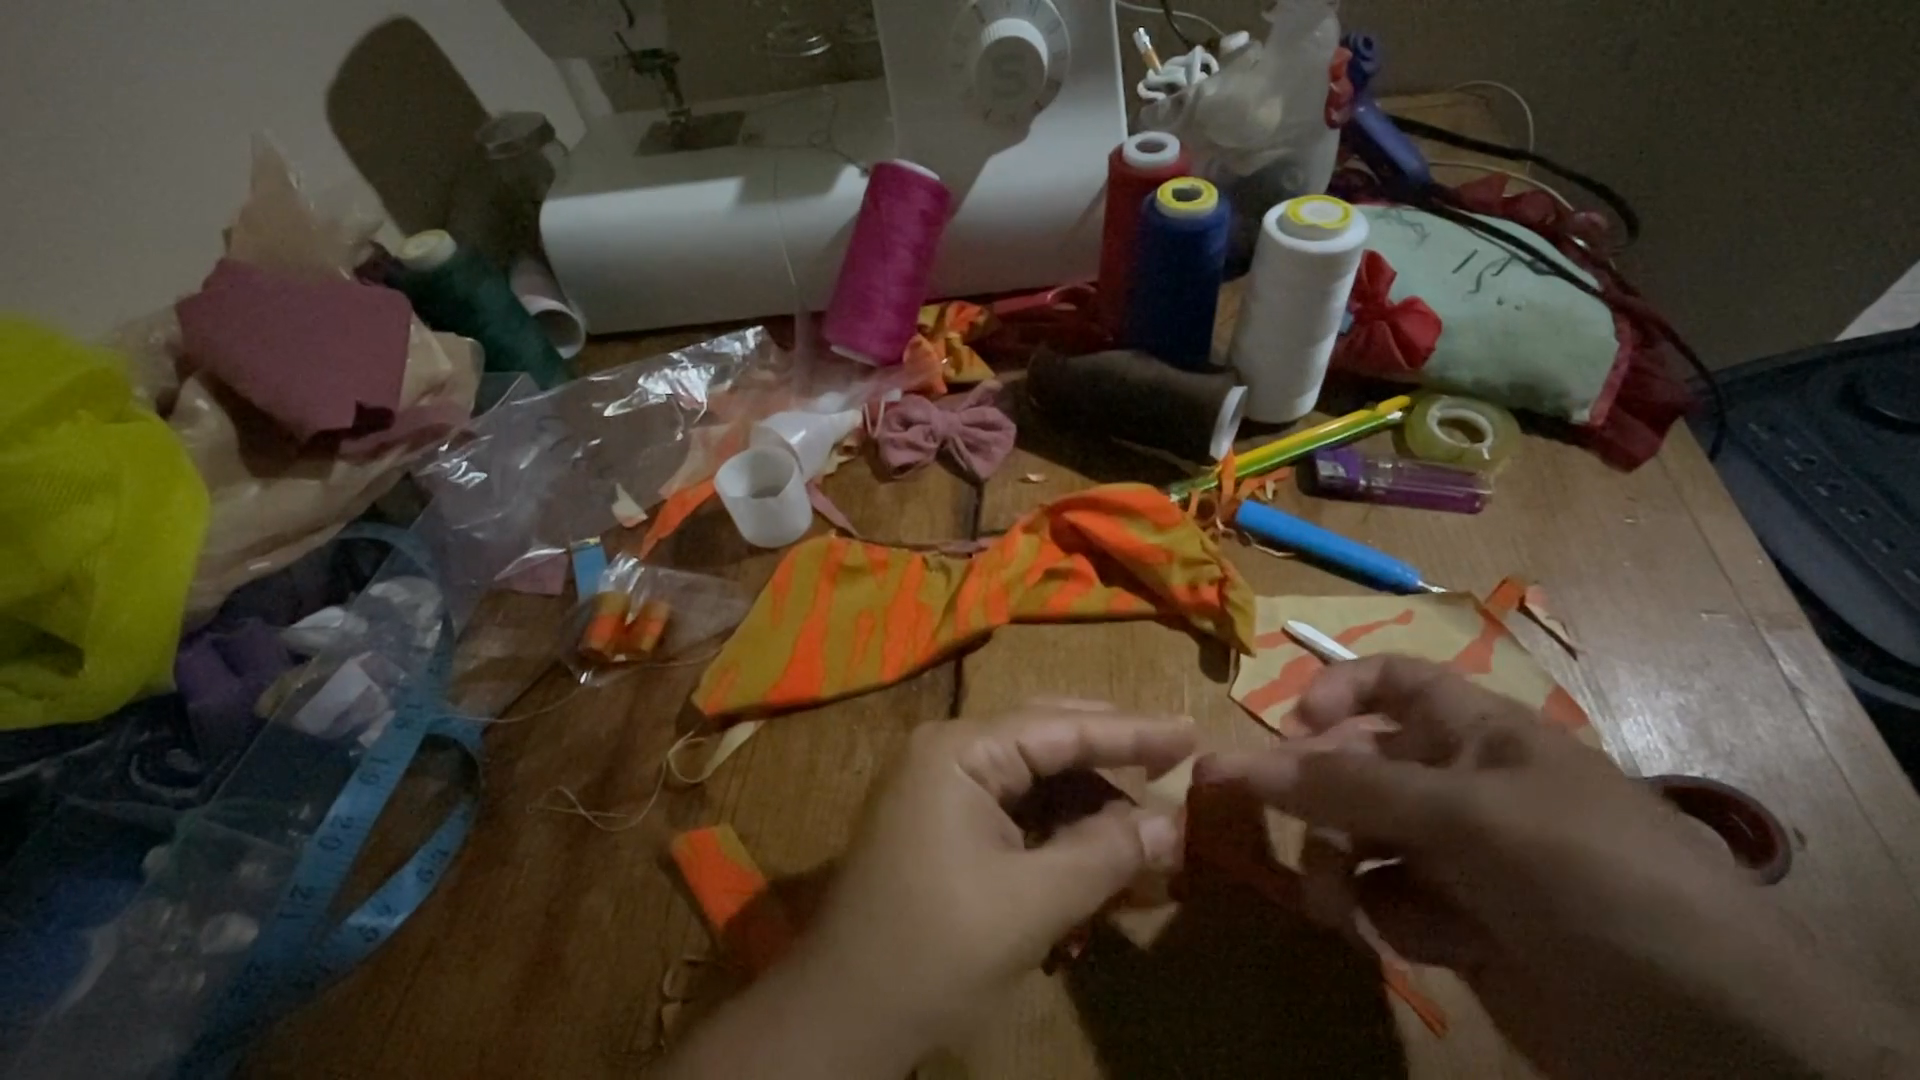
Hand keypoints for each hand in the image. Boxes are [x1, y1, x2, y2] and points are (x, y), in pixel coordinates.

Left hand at [659, 702, 1192, 1079]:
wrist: (842, 1016)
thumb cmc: (935, 950)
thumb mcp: (1034, 903)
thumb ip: (1107, 854)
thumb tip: (1173, 827)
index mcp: (959, 751)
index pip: (1061, 727)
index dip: (1132, 731)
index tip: (1192, 731)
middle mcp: (946, 754)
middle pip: (1046, 743)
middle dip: (1110, 766)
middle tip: (1174, 771)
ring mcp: (938, 790)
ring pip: (1032, 783)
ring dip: (1086, 812)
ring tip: (1143, 841)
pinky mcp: (939, 827)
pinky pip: (1012, 815)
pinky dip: (1055, 838)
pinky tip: (1092, 866)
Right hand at [1197, 655, 1916, 1079]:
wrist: (1710, 1037)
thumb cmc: (1592, 878)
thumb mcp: (1468, 816)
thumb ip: (1348, 788)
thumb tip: (1234, 762)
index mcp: (1479, 734)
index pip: (1395, 683)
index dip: (1337, 691)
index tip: (1288, 725)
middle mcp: (1462, 787)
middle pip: (1356, 767)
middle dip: (1310, 793)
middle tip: (1254, 816)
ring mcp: (1459, 859)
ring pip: (1357, 840)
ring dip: (1334, 866)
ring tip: (1336, 904)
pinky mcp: (1457, 925)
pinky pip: (1385, 901)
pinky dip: (1383, 917)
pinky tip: (1412, 943)